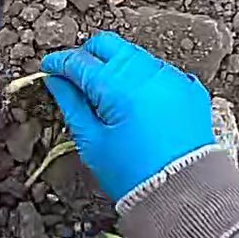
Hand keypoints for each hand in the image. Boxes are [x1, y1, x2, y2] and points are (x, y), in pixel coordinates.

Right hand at [42, 32, 215, 201]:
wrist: (184, 193)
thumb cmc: (134, 174)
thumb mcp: (92, 141)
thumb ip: (72, 104)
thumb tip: (56, 81)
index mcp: (118, 85)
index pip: (79, 60)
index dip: (59, 62)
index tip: (49, 67)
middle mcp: (147, 71)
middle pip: (107, 44)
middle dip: (87, 55)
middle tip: (75, 76)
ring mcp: (171, 76)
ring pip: (134, 54)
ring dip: (116, 65)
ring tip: (106, 94)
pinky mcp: (189, 86)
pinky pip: (158, 70)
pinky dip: (142, 78)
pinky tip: (136, 101)